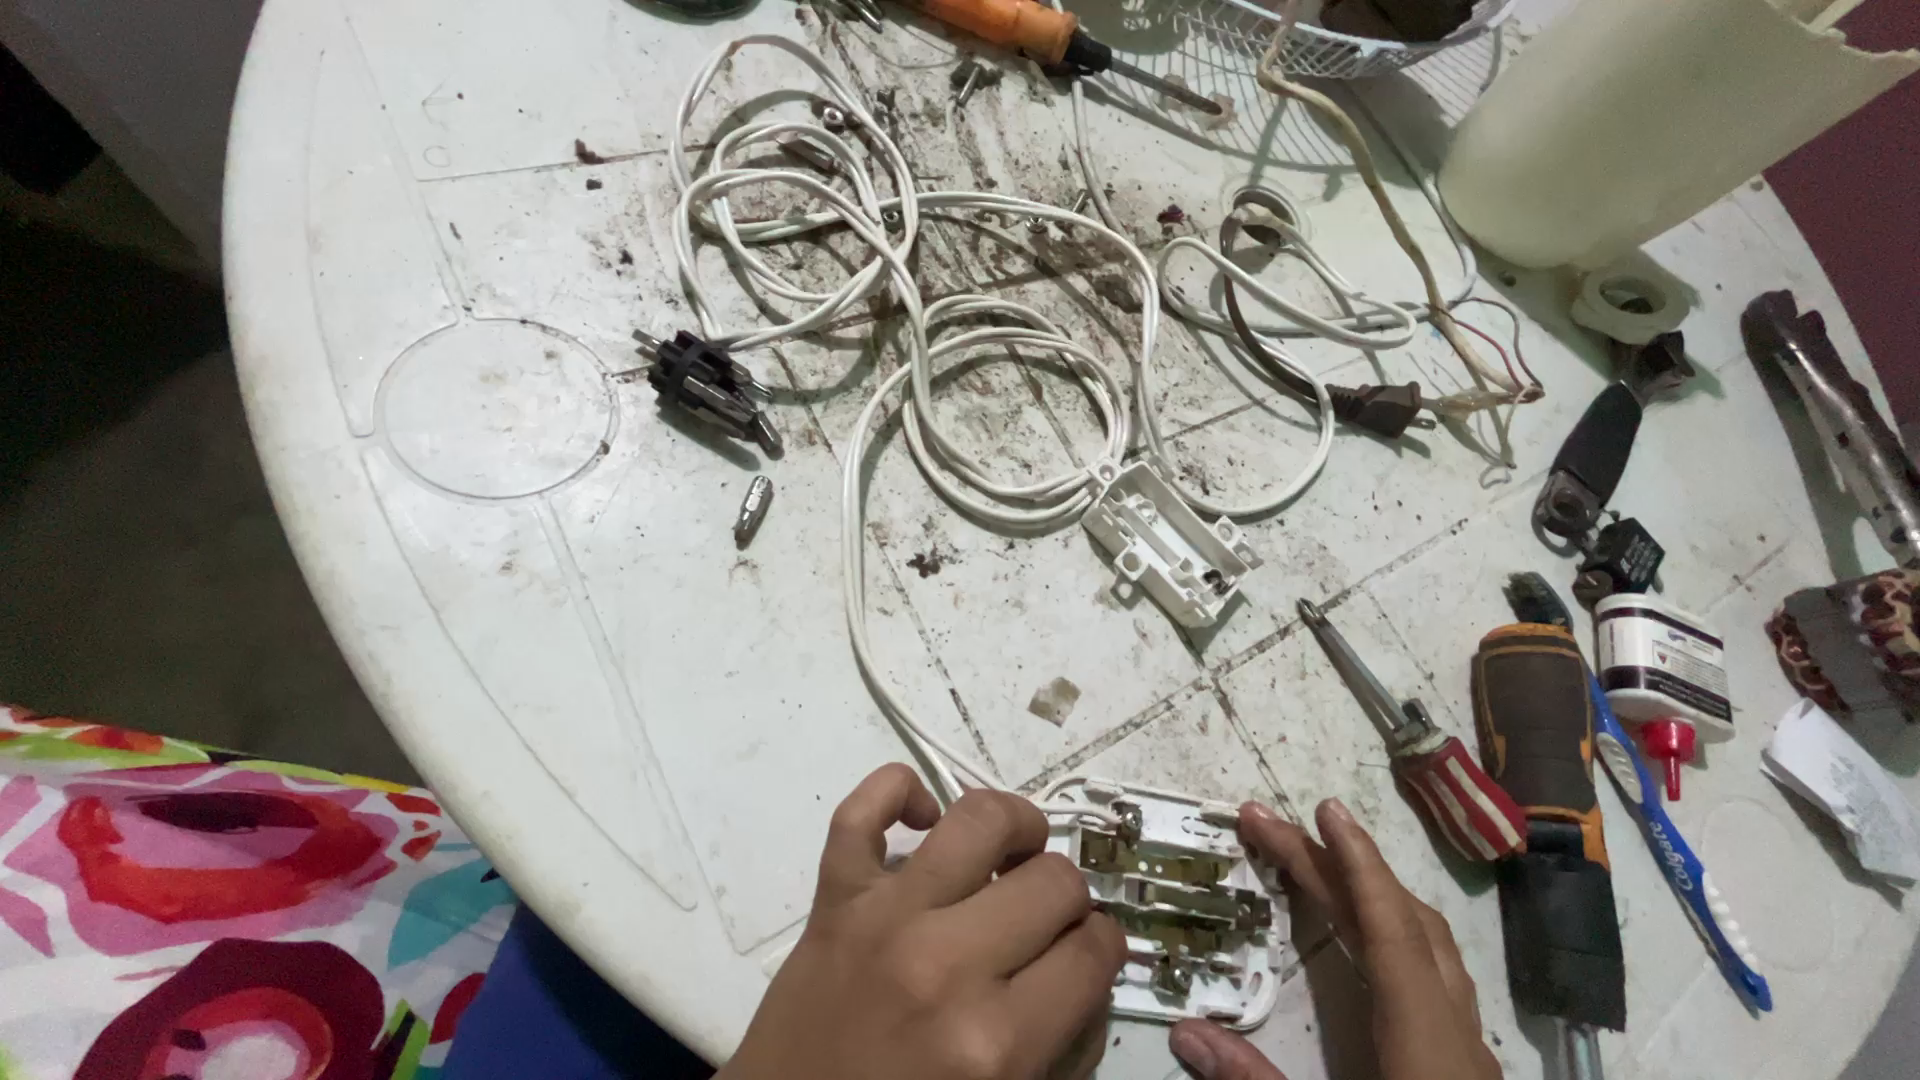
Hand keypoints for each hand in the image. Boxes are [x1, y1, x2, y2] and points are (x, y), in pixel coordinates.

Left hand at [720, 765, 1126, 1079]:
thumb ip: (1062, 1038)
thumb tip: (1086, 963)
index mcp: (994, 1041)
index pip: (1091, 953)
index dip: (1105, 945)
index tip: (1090, 947)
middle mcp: (944, 965)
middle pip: (1053, 881)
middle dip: (1069, 897)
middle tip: (1048, 916)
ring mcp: (883, 917)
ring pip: (980, 820)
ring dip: (1016, 826)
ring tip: (1012, 851)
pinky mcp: (833, 893)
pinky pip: (862, 809)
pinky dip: (897, 790)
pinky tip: (924, 816)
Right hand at [1168, 798, 1500, 1079]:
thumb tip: (1184, 1033)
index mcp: (1426, 1041)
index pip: (1391, 929)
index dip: (1356, 863)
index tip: (1323, 809)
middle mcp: (1452, 1031)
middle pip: (1397, 923)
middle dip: (1333, 864)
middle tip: (1269, 824)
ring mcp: (1465, 1049)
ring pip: (1424, 944)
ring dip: (1368, 892)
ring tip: (1312, 862)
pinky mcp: (1461, 1066)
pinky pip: (1429, 972)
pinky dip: (1389, 931)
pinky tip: (1361, 941)